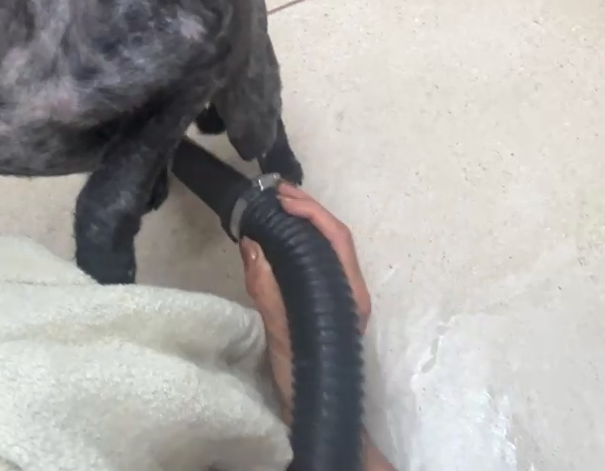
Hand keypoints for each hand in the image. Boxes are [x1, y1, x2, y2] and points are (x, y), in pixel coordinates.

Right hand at [241, 184, 393, 469]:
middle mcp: (351, 287)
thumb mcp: (281, 335)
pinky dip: (303, 238)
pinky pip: (319, 258)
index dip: (312, 213)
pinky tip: (282, 234)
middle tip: (276, 191)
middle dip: (308, 209)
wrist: (315, 412)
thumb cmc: (304, 376)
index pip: (337, 239)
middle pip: (335, 236)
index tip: (282, 198)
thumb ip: (268, 291)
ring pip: (328, 245)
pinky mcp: (329, 298)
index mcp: (349, 293)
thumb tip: (253, 244)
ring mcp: (342, 292)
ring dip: (306, 220)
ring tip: (277, 204)